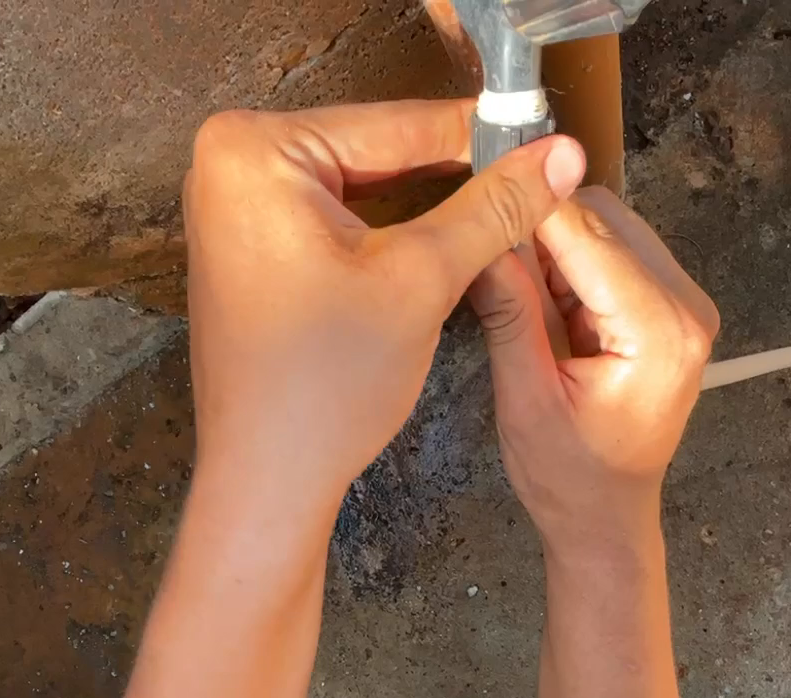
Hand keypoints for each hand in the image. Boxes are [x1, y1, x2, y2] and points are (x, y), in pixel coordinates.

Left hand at [183, 101, 587, 512]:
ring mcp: (236, 216)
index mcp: (254, 151)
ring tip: (493, 215)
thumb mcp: (420, 281)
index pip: (393, 125)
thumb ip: (492, 210)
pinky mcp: (252, 258)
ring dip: (423, 211)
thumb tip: (560, 157)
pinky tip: (436, 247)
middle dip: (450, 178)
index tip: (539, 138)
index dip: (478, 136)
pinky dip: (386, 238)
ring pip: (359, 196)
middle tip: (525, 184)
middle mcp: (230, 168)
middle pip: (373, 158)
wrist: (271, 478)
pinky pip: (334, 229)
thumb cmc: (325, 385)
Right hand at [470, 187, 719, 552]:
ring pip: (611, 232)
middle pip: (606, 219)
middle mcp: (687, 307)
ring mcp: (686, 307)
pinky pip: (617, 259)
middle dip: (543, 231)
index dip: (528, 209)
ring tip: (518, 294)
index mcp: (659, 331)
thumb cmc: (566, 477)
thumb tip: (480, 237)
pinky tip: (547, 306)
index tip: (476, 187)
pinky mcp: (672, 314)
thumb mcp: (526, 399)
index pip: (587, 236)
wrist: (607, 519)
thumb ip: (509, 313)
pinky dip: (574, 269)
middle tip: (491, 261)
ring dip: (557, 250)